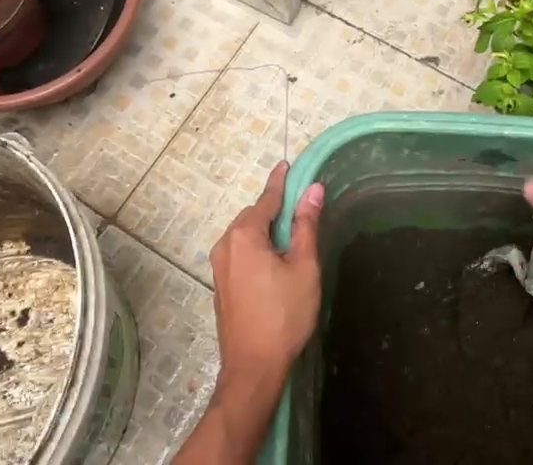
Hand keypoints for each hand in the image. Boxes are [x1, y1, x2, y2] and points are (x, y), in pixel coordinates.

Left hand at [210, 162, 325, 385]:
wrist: (253, 369)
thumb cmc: (283, 316)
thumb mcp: (303, 267)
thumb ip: (306, 226)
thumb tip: (313, 190)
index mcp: (245, 236)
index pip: (266, 199)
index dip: (280, 182)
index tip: (286, 164)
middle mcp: (226, 245)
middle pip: (253, 216)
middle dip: (274, 209)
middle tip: (299, 208)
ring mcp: (219, 267)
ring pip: (245, 235)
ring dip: (265, 230)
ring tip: (291, 237)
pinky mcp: (221, 285)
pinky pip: (240, 253)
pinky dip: (256, 247)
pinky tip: (274, 261)